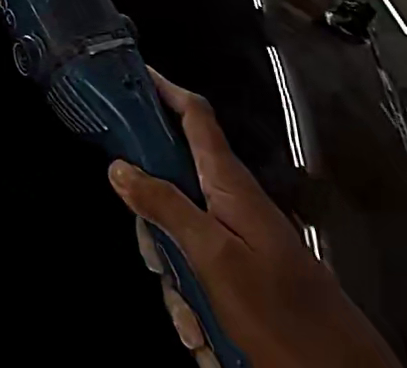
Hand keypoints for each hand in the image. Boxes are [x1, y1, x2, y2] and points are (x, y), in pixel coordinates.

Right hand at [109, 71, 400, 367]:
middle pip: (168, 180)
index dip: (165, 90)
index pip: (195, 117)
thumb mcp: (215, 259)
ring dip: (174, 276)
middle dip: (152, 219)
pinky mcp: (239, 271)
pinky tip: (205, 331)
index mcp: (230, 186)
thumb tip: (120, 167)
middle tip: (157, 253)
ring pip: (174, 232)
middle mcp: (231, 204)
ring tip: (195, 316)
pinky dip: (191, 302)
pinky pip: (192, 269)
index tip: (134, 74)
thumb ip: (165, 206)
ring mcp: (235, 239)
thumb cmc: (287, 317)